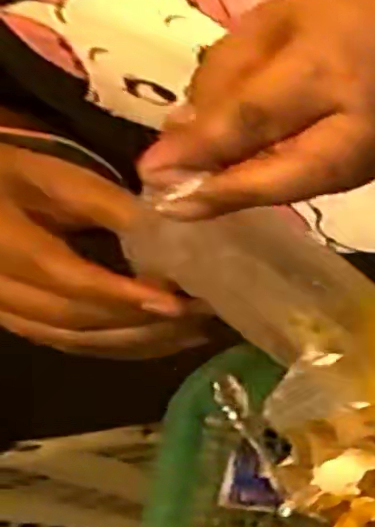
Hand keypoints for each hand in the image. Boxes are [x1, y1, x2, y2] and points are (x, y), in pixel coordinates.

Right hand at [0, 147, 206, 357]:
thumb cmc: (19, 180)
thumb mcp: (61, 182)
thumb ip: (115, 211)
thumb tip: (179, 242)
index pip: (59, 273)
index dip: (121, 293)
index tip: (177, 305)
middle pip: (68, 313)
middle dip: (142, 319)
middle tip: (203, 314)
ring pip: (70, 336)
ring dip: (139, 338)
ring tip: (197, 328)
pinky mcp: (10, 315)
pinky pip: (67, 342)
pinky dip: (122, 346)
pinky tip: (170, 337)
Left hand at [138, 0, 374, 218]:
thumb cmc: (363, 23)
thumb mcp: (284, 20)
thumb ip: (237, 69)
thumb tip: (193, 127)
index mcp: (328, 73)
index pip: (258, 117)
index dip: (205, 145)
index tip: (153, 169)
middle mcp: (360, 125)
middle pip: (297, 169)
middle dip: (235, 190)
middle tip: (175, 207)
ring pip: (316, 182)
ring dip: (260, 196)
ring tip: (204, 205)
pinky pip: (333, 180)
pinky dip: (292, 187)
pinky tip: (256, 189)